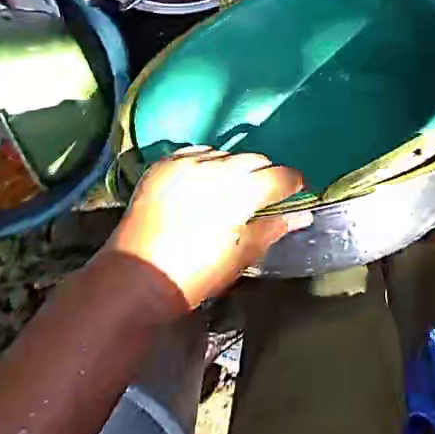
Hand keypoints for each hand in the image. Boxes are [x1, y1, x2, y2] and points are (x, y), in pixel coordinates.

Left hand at [106, 148, 310, 310]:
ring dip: (233, 169)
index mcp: (240, 193)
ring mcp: (187, 163)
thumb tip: (300, 214)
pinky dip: (205, 164)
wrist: (134, 280)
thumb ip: (272, 229)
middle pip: (255, 160)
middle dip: (263, 175)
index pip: (281, 176)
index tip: (295, 193)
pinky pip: (196, 153)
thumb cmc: (193, 276)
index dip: (293, 184)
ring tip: (225, 192)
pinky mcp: (164, 164)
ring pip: (226, 155)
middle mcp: (216, 168)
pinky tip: (201, 184)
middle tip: (259, 197)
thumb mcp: (240, 257)